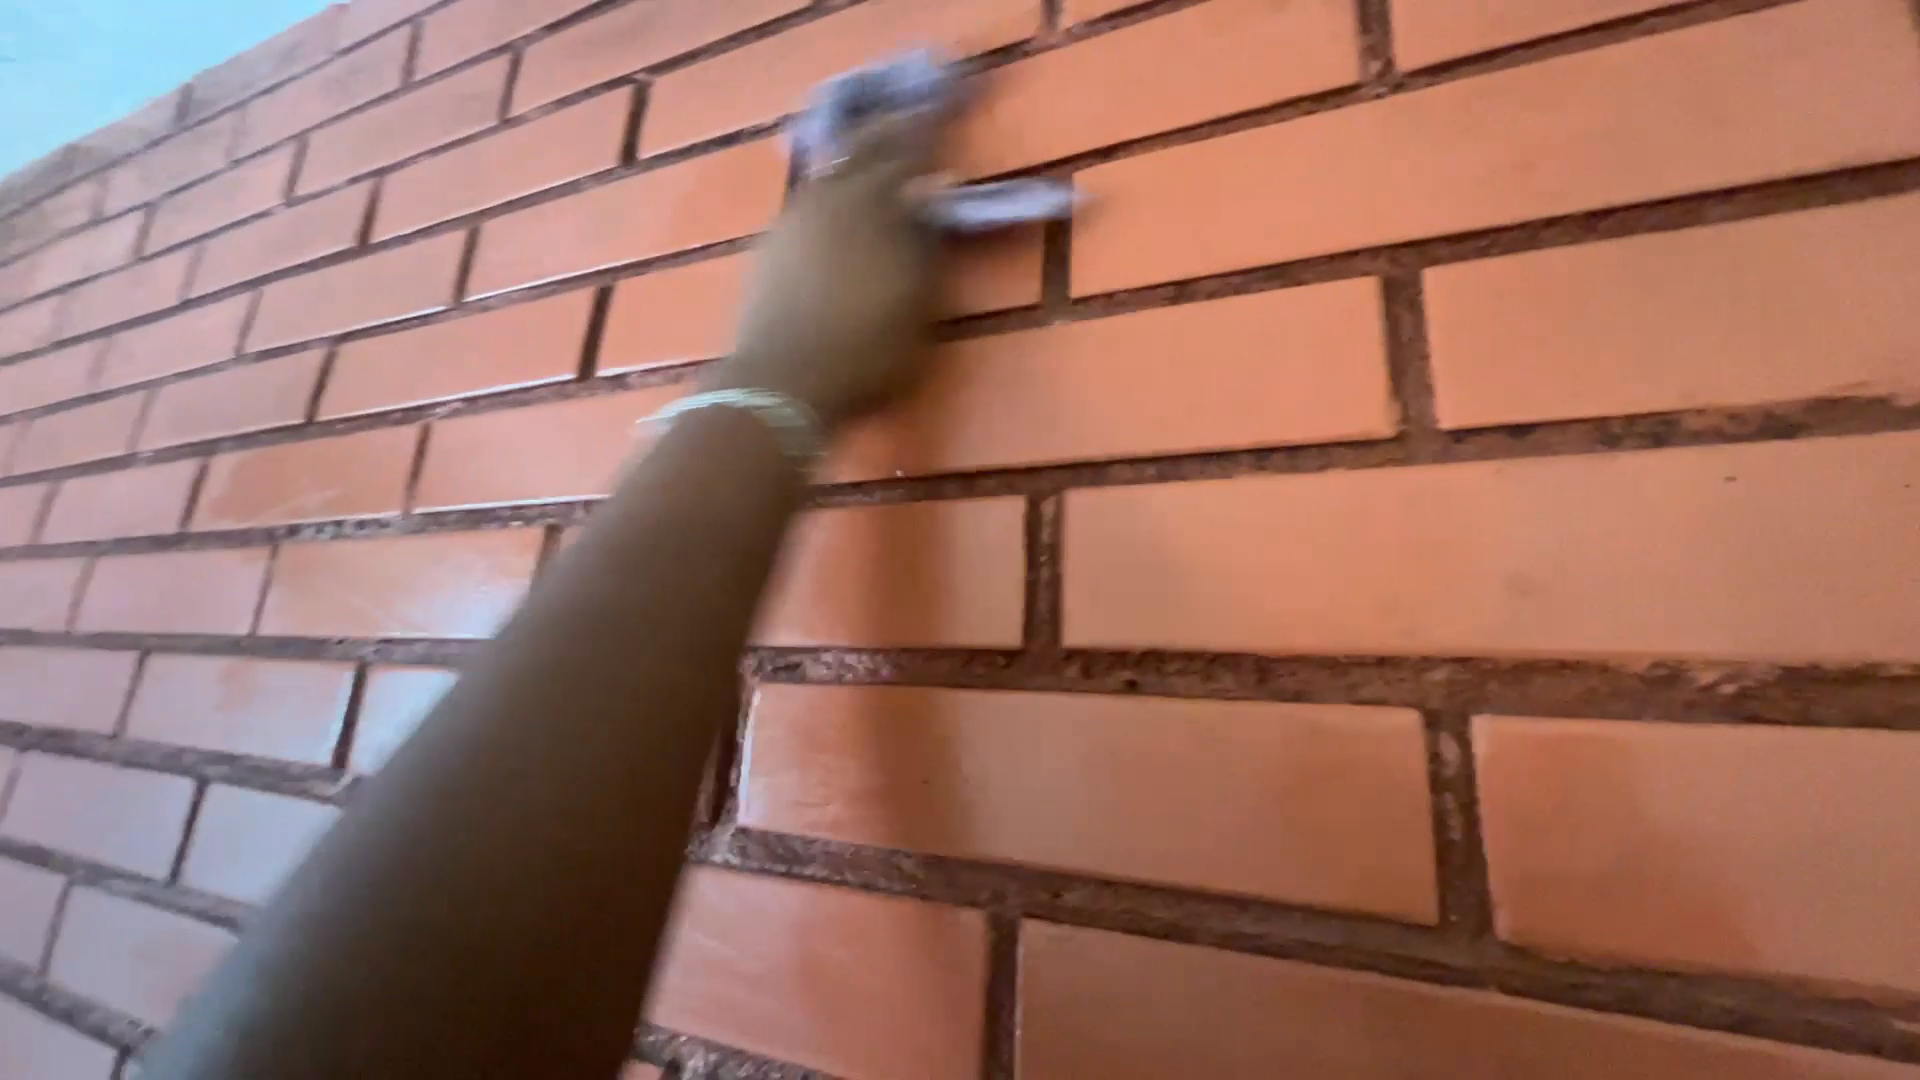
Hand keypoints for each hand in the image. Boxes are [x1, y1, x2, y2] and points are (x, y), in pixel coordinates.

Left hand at [703, 115, 941, 432]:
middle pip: (863, 149)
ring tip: (872, 155)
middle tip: (910, 115)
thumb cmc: (866, 350)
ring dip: (855, 160)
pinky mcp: (768, 247)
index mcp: (873, 204)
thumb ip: (925, 245)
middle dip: (891, 131)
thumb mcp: (918, 305)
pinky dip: (828, 195)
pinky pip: (806, 203)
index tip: (947, 105)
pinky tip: (833, 206)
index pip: (909, 150)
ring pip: (830, 174)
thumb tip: (930, 197)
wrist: (782, 383)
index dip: (931, 127)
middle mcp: (829, 197)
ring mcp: (792, 220)